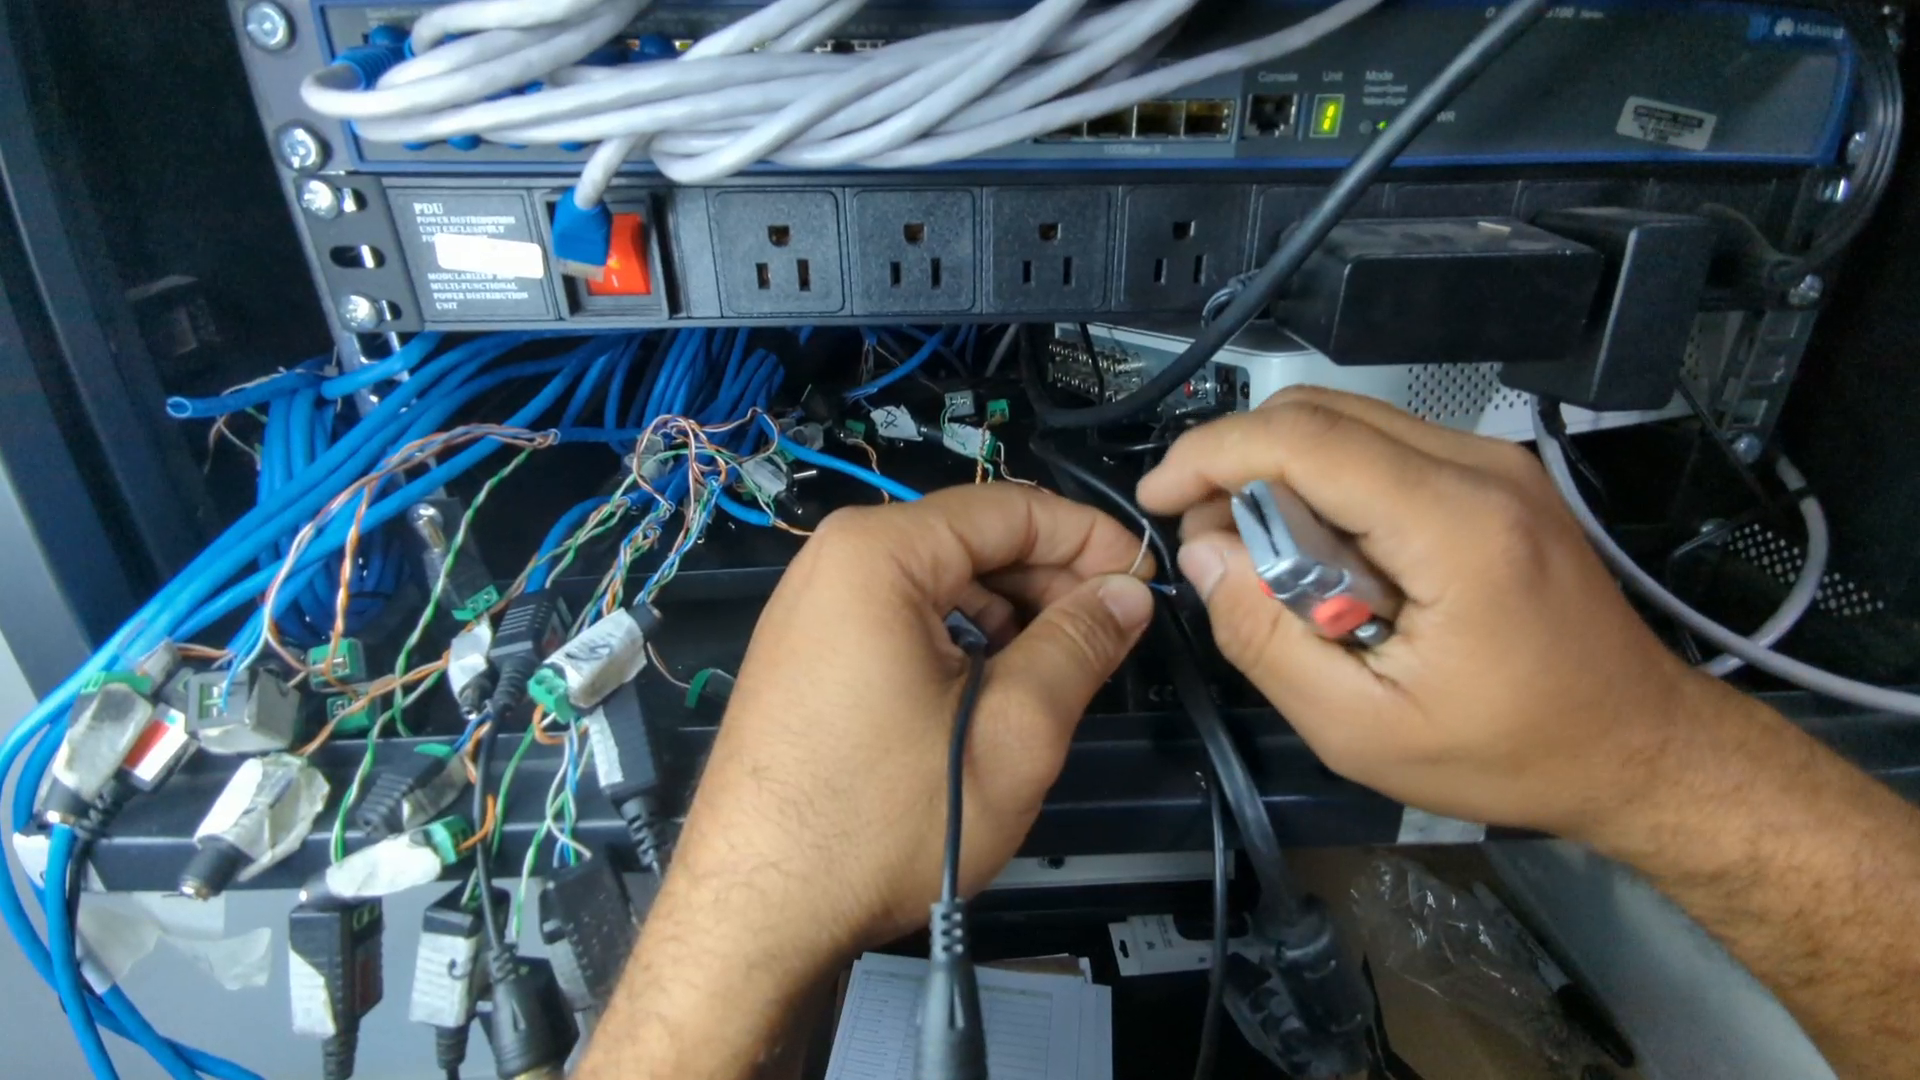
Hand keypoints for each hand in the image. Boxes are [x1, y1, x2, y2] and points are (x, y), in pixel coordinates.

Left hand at [595, 483, 1155, 1079]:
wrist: (752, 917)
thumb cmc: (882, 820)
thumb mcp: (1010, 732)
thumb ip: (1079, 645)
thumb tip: (1129, 594)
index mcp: (879, 552)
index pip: (1009, 508)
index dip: (1089, 538)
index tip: (1143, 579)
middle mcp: (836, 559)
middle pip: (972, 540)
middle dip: (1050, 579)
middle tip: (1109, 632)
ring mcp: (813, 605)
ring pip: (940, 581)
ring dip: (1010, 611)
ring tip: (1057, 666)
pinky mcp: (808, 649)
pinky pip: (903, 616)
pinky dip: (961, 636)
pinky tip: (992, 682)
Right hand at [1137, 387, 1742, 838]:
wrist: (1645, 749)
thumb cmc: (1507, 752)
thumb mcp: (1358, 728)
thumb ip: (1263, 638)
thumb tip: (1202, 553)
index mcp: (1455, 526)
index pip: (1303, 439)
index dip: (1210, 455)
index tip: (1157, 497)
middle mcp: (1477, 466)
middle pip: (1313, 413)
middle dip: (1231, 462)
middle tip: (1202, 537)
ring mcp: (1489, 461)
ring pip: (1337, 420)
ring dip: (1268, 470)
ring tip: (1247, 547)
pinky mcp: (1487, 475)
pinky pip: (1370, 444)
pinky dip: (1311, 479)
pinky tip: (1308, 543)